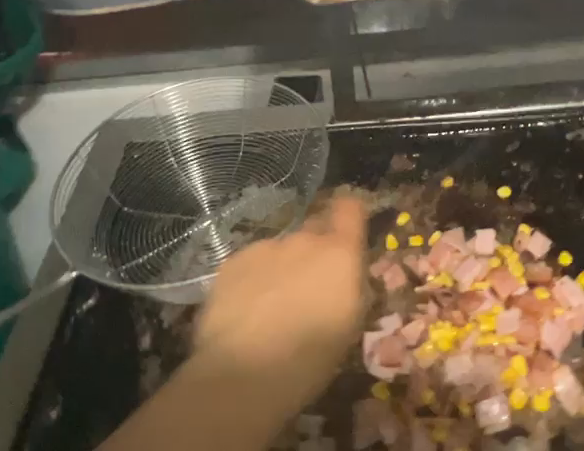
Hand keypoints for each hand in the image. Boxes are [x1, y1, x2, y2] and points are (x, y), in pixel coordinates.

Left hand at [189, 196, 367, 411]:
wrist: (242, 376)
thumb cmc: (310, 359)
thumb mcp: (349, 325)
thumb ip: (351, 287)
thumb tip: (346, 276)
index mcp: (340, 253)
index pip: (350, 207)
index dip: (349, 216)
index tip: (347, 233)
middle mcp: (304, 240)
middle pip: (314, 230)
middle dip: (314, 251)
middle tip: (308, 287)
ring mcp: (265, 247)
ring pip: (281, 250)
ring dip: (282, 269)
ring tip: (271, 308)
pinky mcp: (232, 261)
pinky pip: (252, 263)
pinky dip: (253, 279)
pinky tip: (245, 312)